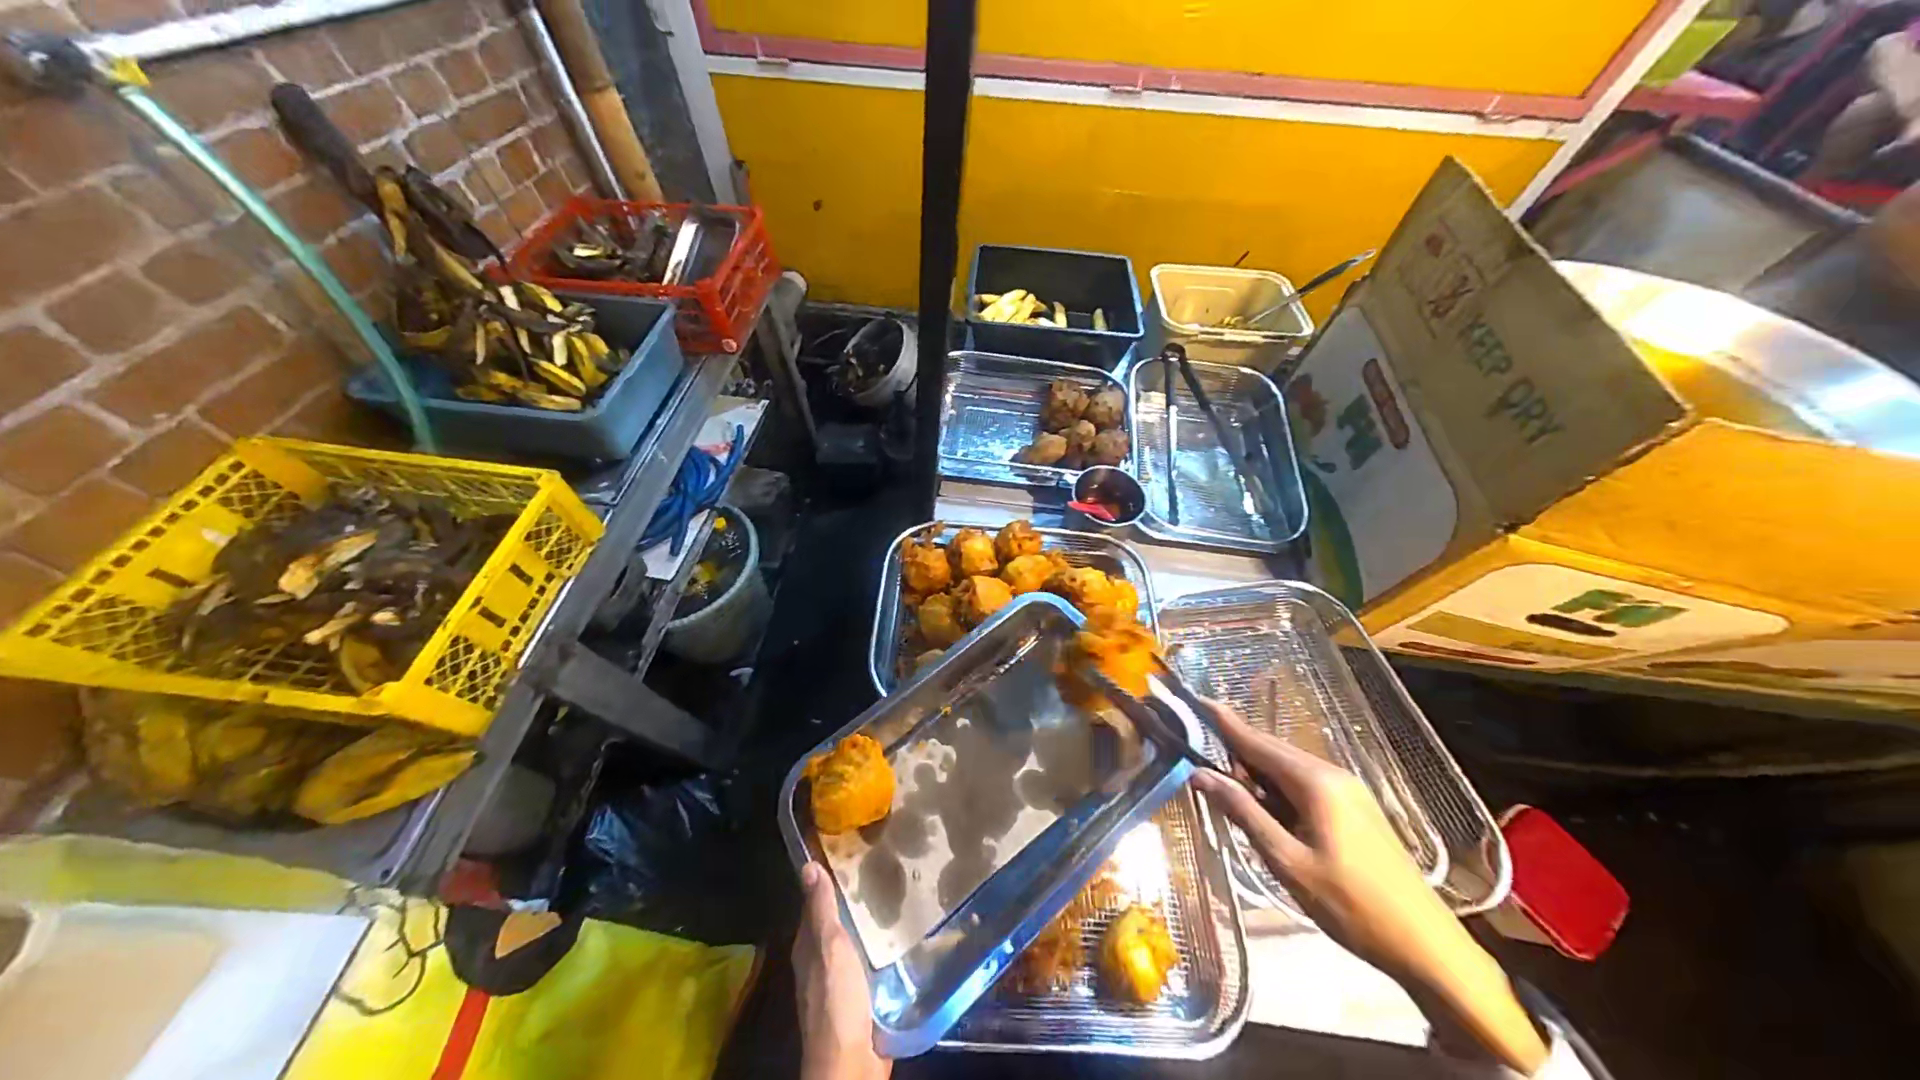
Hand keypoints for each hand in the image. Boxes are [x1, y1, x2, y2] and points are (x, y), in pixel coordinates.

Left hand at [793, 862, 889, 1079]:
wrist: (851, 1062)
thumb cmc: (837, 1000)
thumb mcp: (830, 947)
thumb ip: (821, 911)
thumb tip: (807, 867)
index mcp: (807, 947)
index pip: (815, 903)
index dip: (828, 879)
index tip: (852, 853)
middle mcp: (820, 962)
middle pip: (836, 922)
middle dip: (854, 899)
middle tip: (882, 870)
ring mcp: (840, 982)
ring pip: (854, 942)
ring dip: (870, 924)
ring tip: (897, 896)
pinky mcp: (861, 998)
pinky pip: (870, 963)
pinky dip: (880, 949)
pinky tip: (899, 940)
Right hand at [1190, 701, 1546, 1074]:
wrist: (1427, 946)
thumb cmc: (1351, 906)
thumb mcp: (1287, 862)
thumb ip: (1243, 813)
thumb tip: (1200, 774)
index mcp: (1315, 783)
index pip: (1256, 742)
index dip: (1223, 721)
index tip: (1195, 700)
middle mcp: (1333, 775)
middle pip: (1271, 752)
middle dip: (1235, 756)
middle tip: (1203, 775)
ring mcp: (1349, 791)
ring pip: (1287, 770)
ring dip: (1256, 779)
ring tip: (1234, 804)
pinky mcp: (1356, 809)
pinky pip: (1304, 785)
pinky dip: (1278, 792)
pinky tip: (1269, 817)